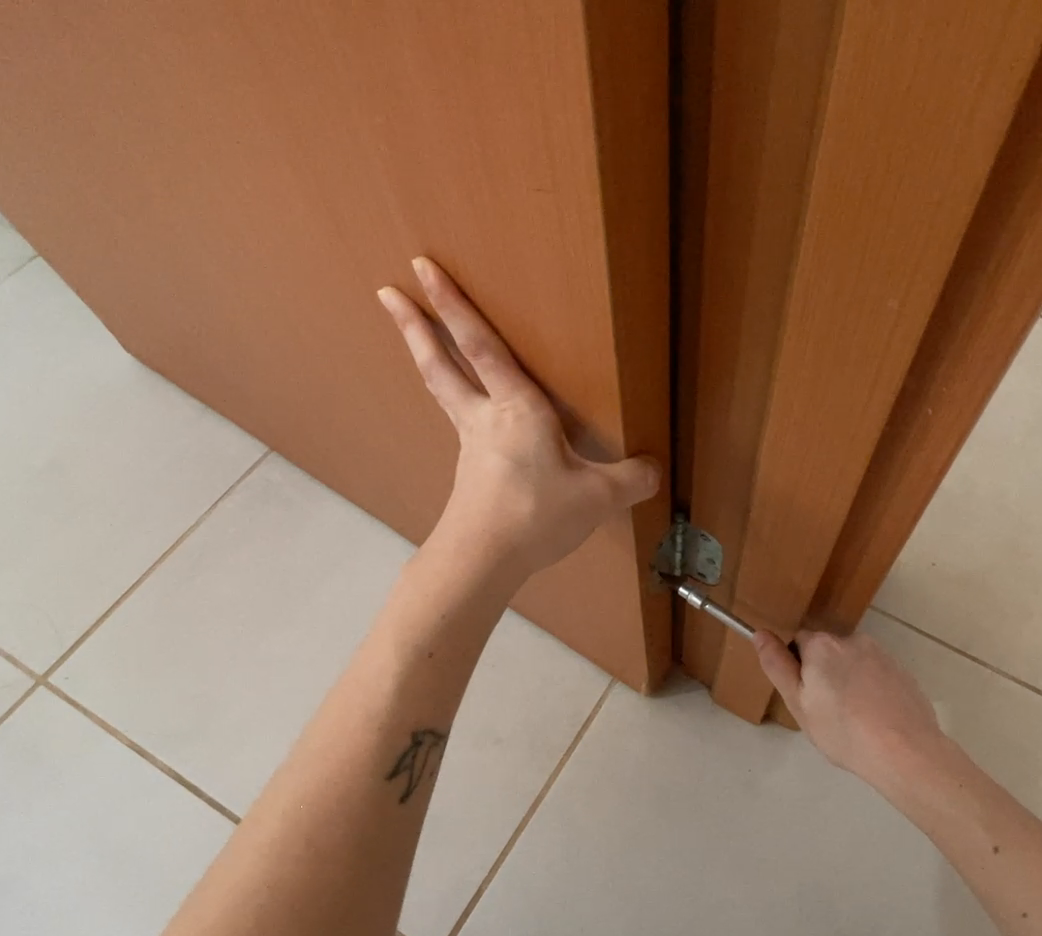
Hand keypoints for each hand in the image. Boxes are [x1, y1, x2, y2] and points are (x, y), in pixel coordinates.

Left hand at [379, 257, 659, 580]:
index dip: (453, 305)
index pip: (481, 347)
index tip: (422, 268)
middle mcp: (485, 420)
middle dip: (415, 325)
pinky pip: (460, 425)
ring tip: (414, 337)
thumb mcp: (598, 497)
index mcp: (516, 410)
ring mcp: (471, 447)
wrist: (482, 561)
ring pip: (444, 392)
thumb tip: (653, 470)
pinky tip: (468, 416)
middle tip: (388, 291)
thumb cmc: (535, 516)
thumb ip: (631, 478)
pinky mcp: (470, 473)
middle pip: (442, 364)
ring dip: (426, 359)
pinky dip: (454, 404)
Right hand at [753, 629, 950, 785]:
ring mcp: (882, 654)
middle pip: (827, 651)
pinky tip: (875, 719)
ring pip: (853, 663)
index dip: (797, 668)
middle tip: (826, 712)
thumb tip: (760, 633)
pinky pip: (876, 676)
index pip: (798, 641)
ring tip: (854, 720)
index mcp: (822, 645)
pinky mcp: (902, 672)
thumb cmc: (842, 731)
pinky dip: (871, 691)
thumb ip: (777, 665)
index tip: (805, 696)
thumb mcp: (798, 703)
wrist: (905, 752)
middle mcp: (852, 640)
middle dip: (824, 674)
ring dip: (848, 682)